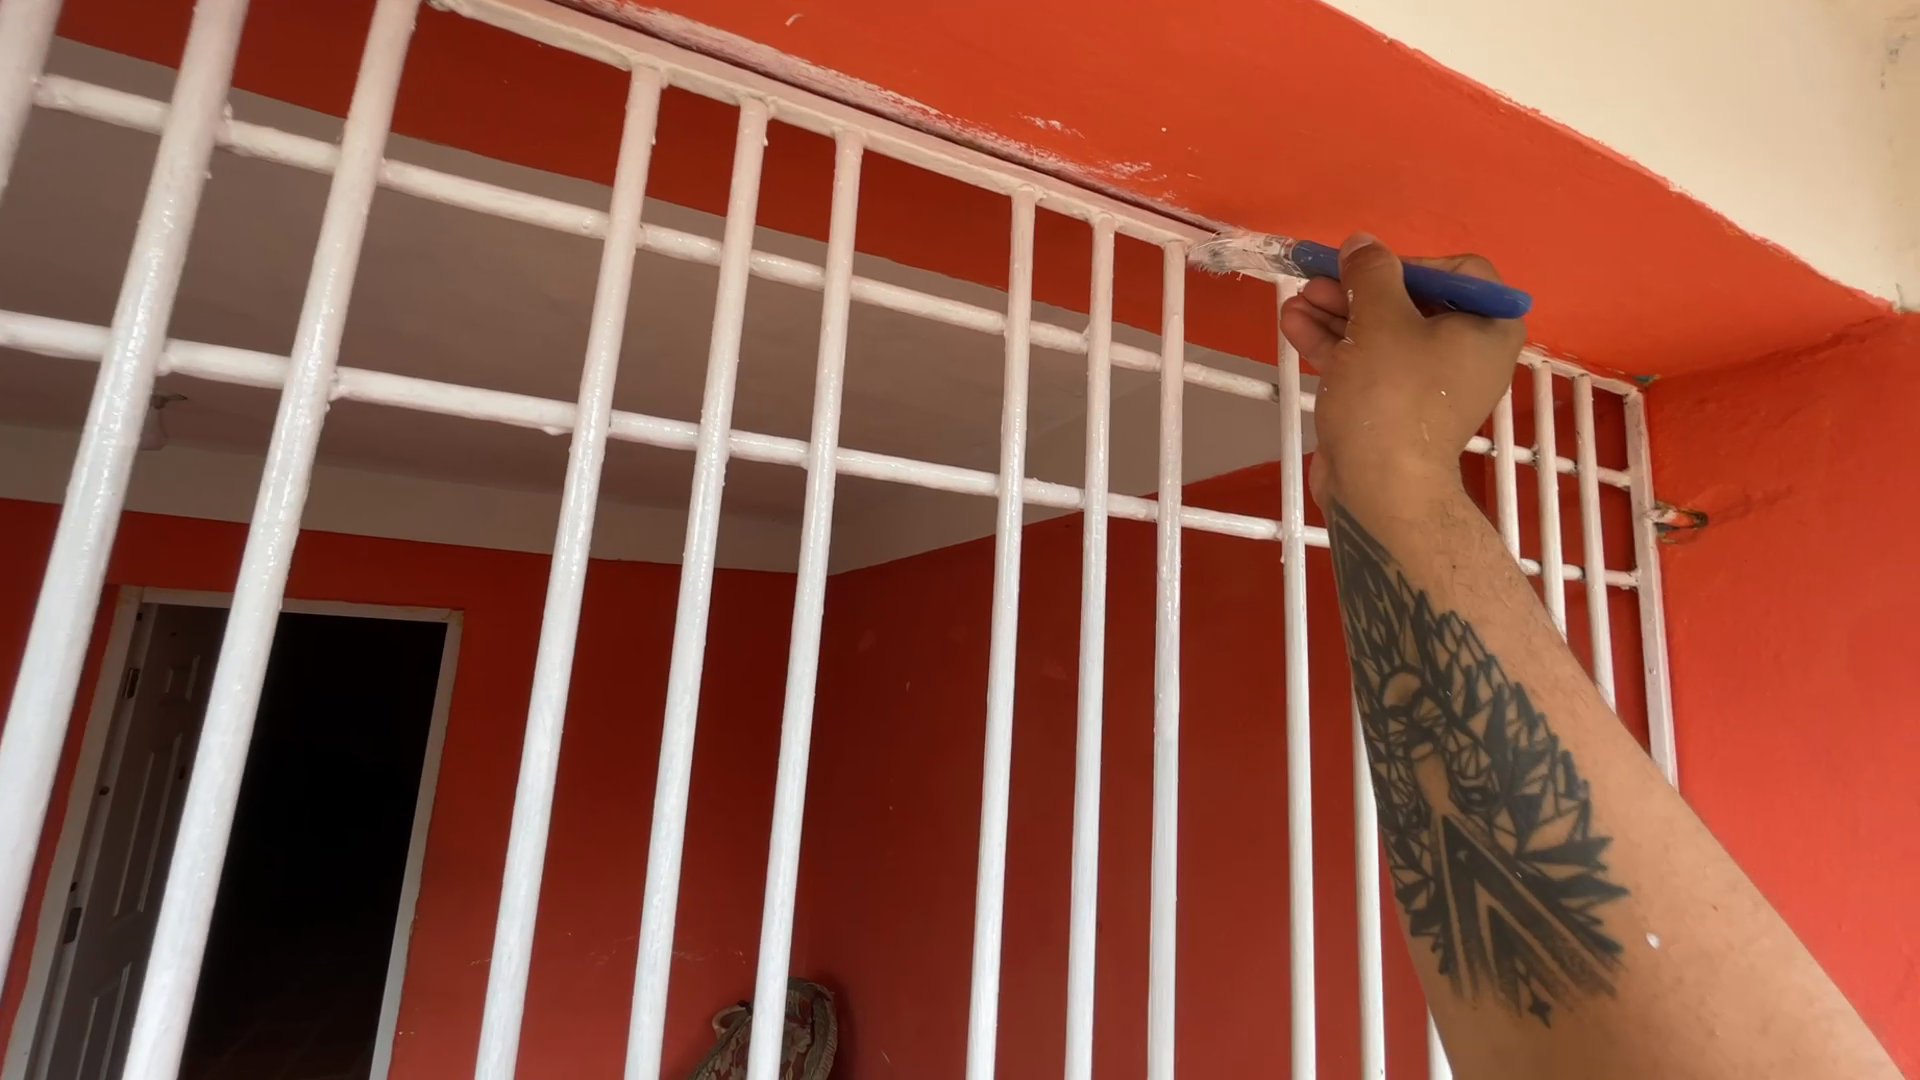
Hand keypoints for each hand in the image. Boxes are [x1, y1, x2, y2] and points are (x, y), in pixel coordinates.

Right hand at [1279, 232, 1525, 513]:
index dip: (1405, 263)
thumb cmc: (1391, 397)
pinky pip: (1364, 363)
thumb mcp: (1380, 322)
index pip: (1456, 272)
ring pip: (1378, 333)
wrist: (1378, 486)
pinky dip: (1333, 344)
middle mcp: (1463, 351)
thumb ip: (1370, 274)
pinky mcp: (1389, 406)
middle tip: (1315, 280)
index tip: (1363, 269)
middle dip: (1355, 290)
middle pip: (1407, 302)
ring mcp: (1423, 382)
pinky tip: (1294, 325)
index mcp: (1487, 327)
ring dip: (1334, 314)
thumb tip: (1361, 241)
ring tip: (1294, 301)